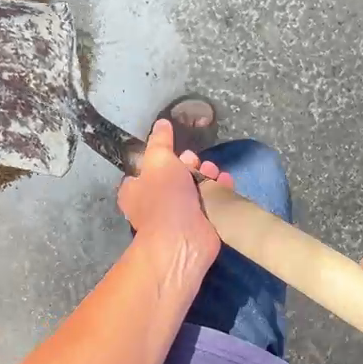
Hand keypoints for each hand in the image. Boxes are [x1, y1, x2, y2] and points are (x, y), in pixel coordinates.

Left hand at [117, 119, 230, 270]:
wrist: (184, 240)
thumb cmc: (164, 197)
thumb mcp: (158, 160)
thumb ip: (160, 141)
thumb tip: (161, 123)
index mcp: (136, 189)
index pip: (146, 169)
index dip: (162, 157)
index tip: (175, 150)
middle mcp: (154, 203)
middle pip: (174, 176)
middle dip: (188, 165)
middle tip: (196, 161)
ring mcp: (178, 216)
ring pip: (194, 189)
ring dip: (206, 176)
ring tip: (213, 171)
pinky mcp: (200, 224)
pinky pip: (211, 202)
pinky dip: (219, 191)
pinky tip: (226, 181)